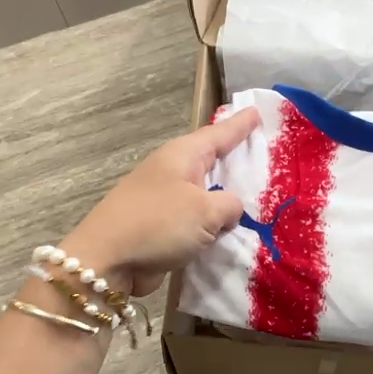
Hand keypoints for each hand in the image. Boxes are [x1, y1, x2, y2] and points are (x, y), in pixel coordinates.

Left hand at [62, 108, 259, 296]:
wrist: (108, 261)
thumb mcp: (206, 211)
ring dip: (226, 195)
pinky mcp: (162, 227)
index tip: (258, 112)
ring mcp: (165, 200)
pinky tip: (230, 229)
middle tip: (264, 152)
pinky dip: (213, 222)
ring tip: (256, 195)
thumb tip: (230, 210)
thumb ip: (230, 205)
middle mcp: (173, 172)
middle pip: (212, 160)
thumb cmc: (158, 224)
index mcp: (182, 156)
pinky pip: (197, 219)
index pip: (219, 134)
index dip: (240, 125)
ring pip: (205, 192)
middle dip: (236, 157)